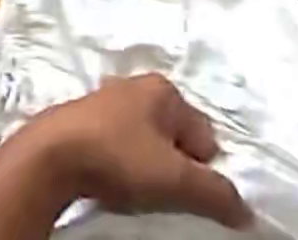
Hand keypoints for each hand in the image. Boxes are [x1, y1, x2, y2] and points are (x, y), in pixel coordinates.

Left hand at [36, 75, 252, 229]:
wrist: (53, 154)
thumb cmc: (120, 158)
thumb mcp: (180, 182)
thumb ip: (220, 196)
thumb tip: (244, 211)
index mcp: (162, 90)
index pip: (208, 140)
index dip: (201, 170)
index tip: (180, 184)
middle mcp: (136, 86)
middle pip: (178, 141)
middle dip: (176, 168)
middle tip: (159, 186)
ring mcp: (109, 100)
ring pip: (150, 145)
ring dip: (149, 169)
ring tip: (134, 184)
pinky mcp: (87, 117)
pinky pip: (122, 146)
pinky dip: (124, 163)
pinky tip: (112, 176)